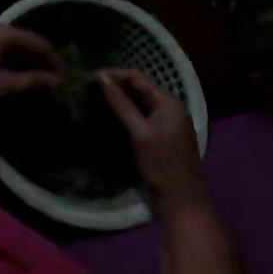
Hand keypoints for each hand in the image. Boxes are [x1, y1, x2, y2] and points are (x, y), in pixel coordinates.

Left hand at [0, 24, 62, 104]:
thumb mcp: (6, 87)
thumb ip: (33, 82)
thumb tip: (57, 82)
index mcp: (5, 34)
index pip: (40, 43)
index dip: (54, 61)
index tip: (65, 79)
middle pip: (28, 42)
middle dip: (42, 61)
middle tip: (54, 80)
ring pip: (15, 45)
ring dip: (28, 61)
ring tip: (39, 80)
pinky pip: (3, 48)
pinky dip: (14, 60)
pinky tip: (18, 75)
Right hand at [97, 69, 207, 210]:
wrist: (180, 199)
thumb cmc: (160, 164)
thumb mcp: (139, 132)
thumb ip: (122, 104)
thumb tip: (103, 78)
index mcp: (168, 101)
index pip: (138, 77)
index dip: (114, 74)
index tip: (91, 77)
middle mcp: (171, 107)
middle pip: (140, 88)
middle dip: (116, 85)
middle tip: (91, 88)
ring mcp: (168, 121)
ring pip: (142, 102)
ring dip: (121, 99)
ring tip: (97, 98)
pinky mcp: (164, 134)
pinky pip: (144, 115)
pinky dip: (129, 112)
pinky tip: (113, 116)